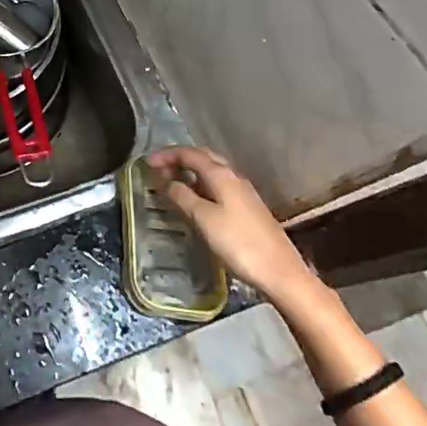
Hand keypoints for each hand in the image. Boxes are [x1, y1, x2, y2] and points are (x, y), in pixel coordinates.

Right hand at [147, 146, 320, 306]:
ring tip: (171, 184)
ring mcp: (242, 191)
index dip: (167, 155)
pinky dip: (201, 185)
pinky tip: (195, 201)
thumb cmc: (238, 243)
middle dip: (179, 159)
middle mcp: (233, 176)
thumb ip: (183, 197)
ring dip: (190, 172)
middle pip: (203, 157)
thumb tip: (168, 182)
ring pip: (211, 172)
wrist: (280, 271)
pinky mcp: (247, 207)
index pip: (190, 154)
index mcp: (221, 174)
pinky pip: (218, 186)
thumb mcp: (204, 219)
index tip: (147, 163)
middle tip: (158, 170)